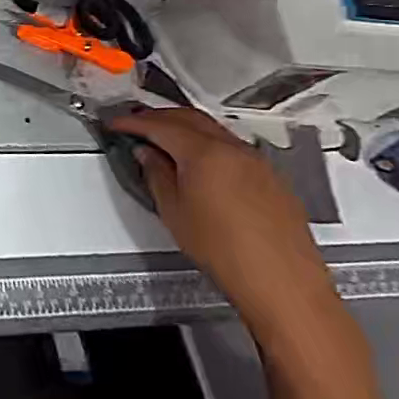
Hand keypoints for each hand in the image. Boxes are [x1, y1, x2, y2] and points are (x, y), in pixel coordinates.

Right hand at [108, 108, 338, 330]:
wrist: (280, 280)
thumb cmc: (227, 251)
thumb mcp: (173, 211)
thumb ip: (156, 174)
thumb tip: (148, 155)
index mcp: (204, 153)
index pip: (161, 126)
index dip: (134, 123)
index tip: (118, 124)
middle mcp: (233, 149)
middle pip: (189, 118)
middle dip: (159, 117)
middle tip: (137, 124)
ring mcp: (255, 161)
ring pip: (212, 129)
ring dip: (184, 128)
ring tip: (164, 140)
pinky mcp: (269, 176)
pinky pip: (232, 146)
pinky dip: (208, 143)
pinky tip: (198, 161)